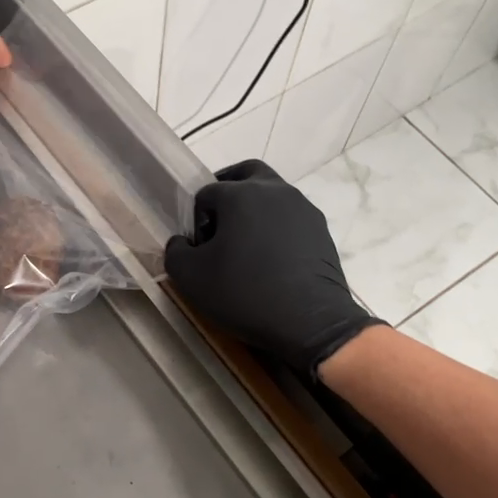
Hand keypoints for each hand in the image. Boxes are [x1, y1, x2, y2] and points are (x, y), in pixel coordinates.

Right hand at [164, 160, 382, 377]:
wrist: (309, 322)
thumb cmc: (244, 293)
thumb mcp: (191, 277)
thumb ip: (176, 251)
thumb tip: (182, 242)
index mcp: (241, 194)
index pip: (206, 194)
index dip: (196, 220)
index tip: (199, 248)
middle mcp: (275, 191)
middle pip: (246, 175)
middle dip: (228, 192)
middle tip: (219, 223)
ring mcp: (303, 209)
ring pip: (272, 197)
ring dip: (255, 212)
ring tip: (246, 248)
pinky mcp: (321, 231)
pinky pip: (291, 220)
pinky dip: (277, 230)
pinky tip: (271, 262)